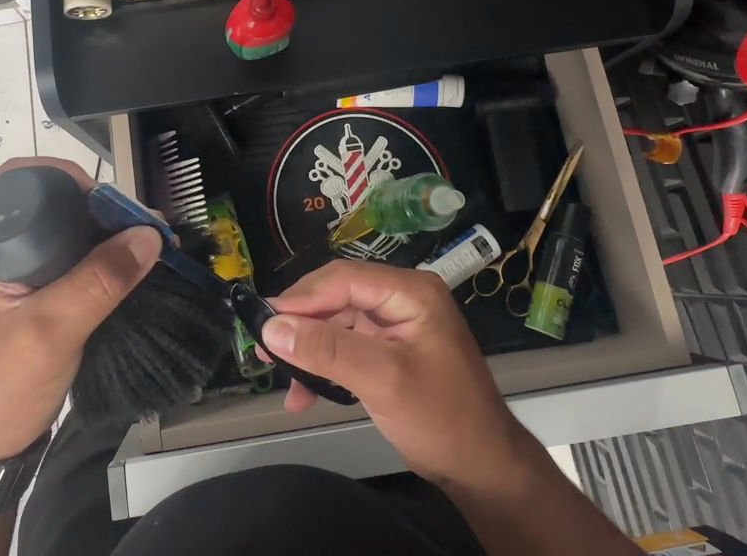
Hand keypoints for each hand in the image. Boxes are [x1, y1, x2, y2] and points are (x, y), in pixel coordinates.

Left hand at [0, 157, 160, 460]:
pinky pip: (60, 257)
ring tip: (138, 244)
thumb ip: (98, 282)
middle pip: (39, 202)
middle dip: (89, 208)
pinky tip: (124, 265)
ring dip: (95, 233)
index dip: (63, 181)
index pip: (15, 182)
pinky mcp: (21, 294)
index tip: (106, 206)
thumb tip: (150, 234)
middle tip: (132, 227)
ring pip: (54, 230)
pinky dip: (92, 257)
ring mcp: (1, 273)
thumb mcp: (50, 333)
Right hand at [259, 260, 542, 486]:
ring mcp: (395, 326)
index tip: (264, 321)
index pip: (344, 278)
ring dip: (308, 348)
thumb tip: (271, 327)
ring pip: (337, 322)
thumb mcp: (383, 380)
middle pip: (337, 297)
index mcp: (410, 291)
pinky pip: (346, 347)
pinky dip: (323, 366)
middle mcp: (402, 299)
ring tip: (277, 372)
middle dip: (301, 322)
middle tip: (263, 346)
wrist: (483, 468)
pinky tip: (302, 394)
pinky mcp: (389, 351)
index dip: (302, 297)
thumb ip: (327, 350)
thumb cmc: (443, 418)